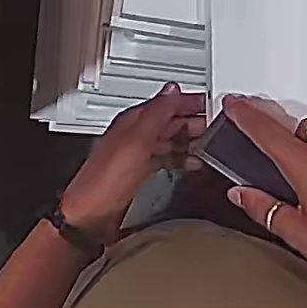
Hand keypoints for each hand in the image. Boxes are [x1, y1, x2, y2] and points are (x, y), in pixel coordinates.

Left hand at [59, 84, 205, 240]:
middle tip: (216, 125)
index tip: (212, 103)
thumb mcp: (137, 141)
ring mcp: (137, 155)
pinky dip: (181, 158)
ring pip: (169, 139)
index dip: (189, 101)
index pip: (166, 102)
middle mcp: (135, 135)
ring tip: (209, 143)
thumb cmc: (105, 181)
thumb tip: (172, 90)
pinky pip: (165, 158)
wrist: (90, 216)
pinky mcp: (140, 173)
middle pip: (169, 120)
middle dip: (194, 120)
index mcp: (133, 121)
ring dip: (189, 140)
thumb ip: (156, 114)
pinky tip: (191, 163)